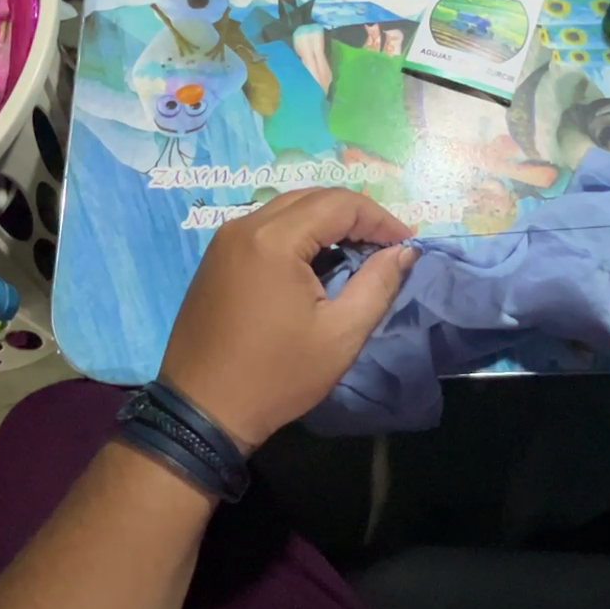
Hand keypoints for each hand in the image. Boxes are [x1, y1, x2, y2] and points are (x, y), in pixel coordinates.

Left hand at [160, 188, 417, 450]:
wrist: (202, 411)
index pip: (339, 204)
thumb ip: (378, 284)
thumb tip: (404, 251)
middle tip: (386, 245)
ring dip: (326, 222)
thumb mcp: (340, 335)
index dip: (380, 218)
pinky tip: (316, 263)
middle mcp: (245, 226)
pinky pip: (265, 227)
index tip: (407, 244)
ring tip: (357, 252)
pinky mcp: (216, 258)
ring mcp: (224, 240)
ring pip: (287, 209)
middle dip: (355, 215)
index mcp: (274, 240)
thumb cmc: (276, 376)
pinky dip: (298, 233)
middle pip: (311, 197)